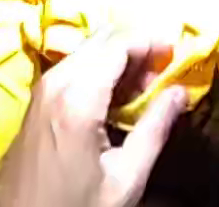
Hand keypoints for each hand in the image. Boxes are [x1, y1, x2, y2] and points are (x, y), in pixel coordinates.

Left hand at [0, 35, 187, 206]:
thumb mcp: (124, 180)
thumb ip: (155, 129)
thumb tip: (181, 91)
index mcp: (79, 95)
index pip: (120, 43)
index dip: (151, 41)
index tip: (175, 52)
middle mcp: (58, 79)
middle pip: (104, 39)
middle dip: (136, 47)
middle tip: (161, 71)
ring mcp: (43, 86)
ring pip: (88, 49)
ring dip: (118, 57)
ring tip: (143, 86)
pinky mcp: (37, 98)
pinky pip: (74, 64)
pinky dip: (99, 68)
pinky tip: (115, 96)